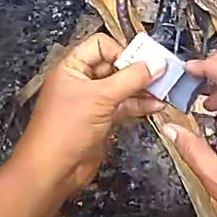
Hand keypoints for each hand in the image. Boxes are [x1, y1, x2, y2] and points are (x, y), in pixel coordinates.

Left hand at [13, 33, 166, 197]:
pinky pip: (124, 106)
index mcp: (72, 67)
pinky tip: (155, 105)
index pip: (101, 45)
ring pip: (123, 87)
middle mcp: (81, 81)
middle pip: (115, 65)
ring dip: (143, 88)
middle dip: (138, 70)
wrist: (53, 171)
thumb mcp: (100, 98)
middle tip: (161, 74)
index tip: (144, 62)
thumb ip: (131, 79)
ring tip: (163, 90)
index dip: (122, 51)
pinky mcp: (102, 120)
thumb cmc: (61, 132)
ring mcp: (92, 101)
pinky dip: (140, 104)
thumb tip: (154, 64)